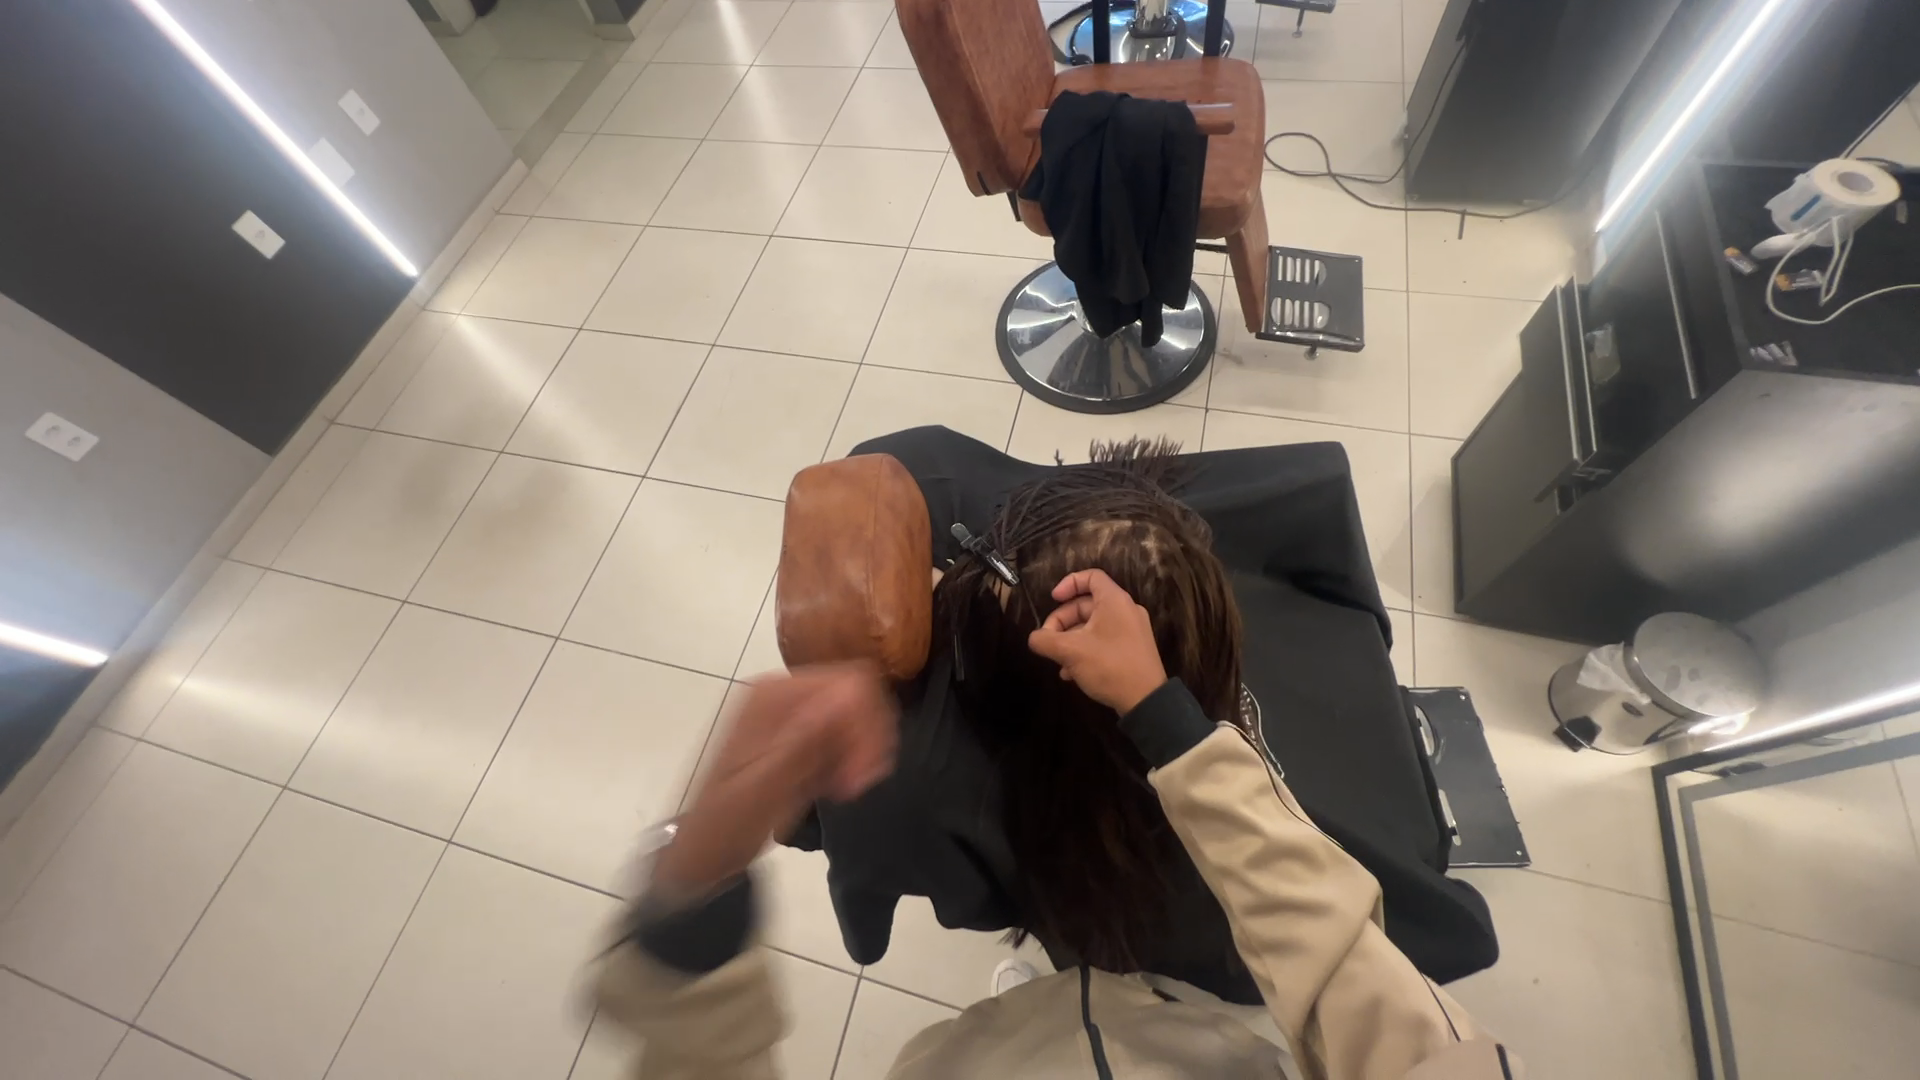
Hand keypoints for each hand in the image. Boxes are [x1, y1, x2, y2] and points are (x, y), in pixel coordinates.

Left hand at [655, 664, 897, 892]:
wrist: (702, 856)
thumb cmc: (726, 825)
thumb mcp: (762, 789)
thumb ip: (803, 740)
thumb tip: (846, 698)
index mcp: (770, 696)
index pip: (848, 684)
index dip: (867, 724)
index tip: (863, 774)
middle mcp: (783, 692)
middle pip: (855, 694)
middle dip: (867, 738)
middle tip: (858, 784)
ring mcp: (791, 711)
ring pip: (856, 713)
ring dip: (861, 751)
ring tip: (846, 790)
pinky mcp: (800, 732)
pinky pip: (844, 731)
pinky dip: (850, 757)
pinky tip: (837, 787)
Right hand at [1026, 569, 1167, 714]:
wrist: (1146, 701)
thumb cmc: (1108, 666)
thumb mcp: (1070, 651)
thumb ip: (1045, 640)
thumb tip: (1034, 638)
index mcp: (1114, 600)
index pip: (1090, 576)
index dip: (1068, 583)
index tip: (1052, 599)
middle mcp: (1125, 610)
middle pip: (1086, 604)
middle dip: (1062, 621)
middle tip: (1048, 641)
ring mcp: (1131, 630)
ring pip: (1092, 626)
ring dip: (1070, 640)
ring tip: (1058, 662)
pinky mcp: (1132, 649)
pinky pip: (1103, 640)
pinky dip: (1085, 650)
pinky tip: (1071, 673)